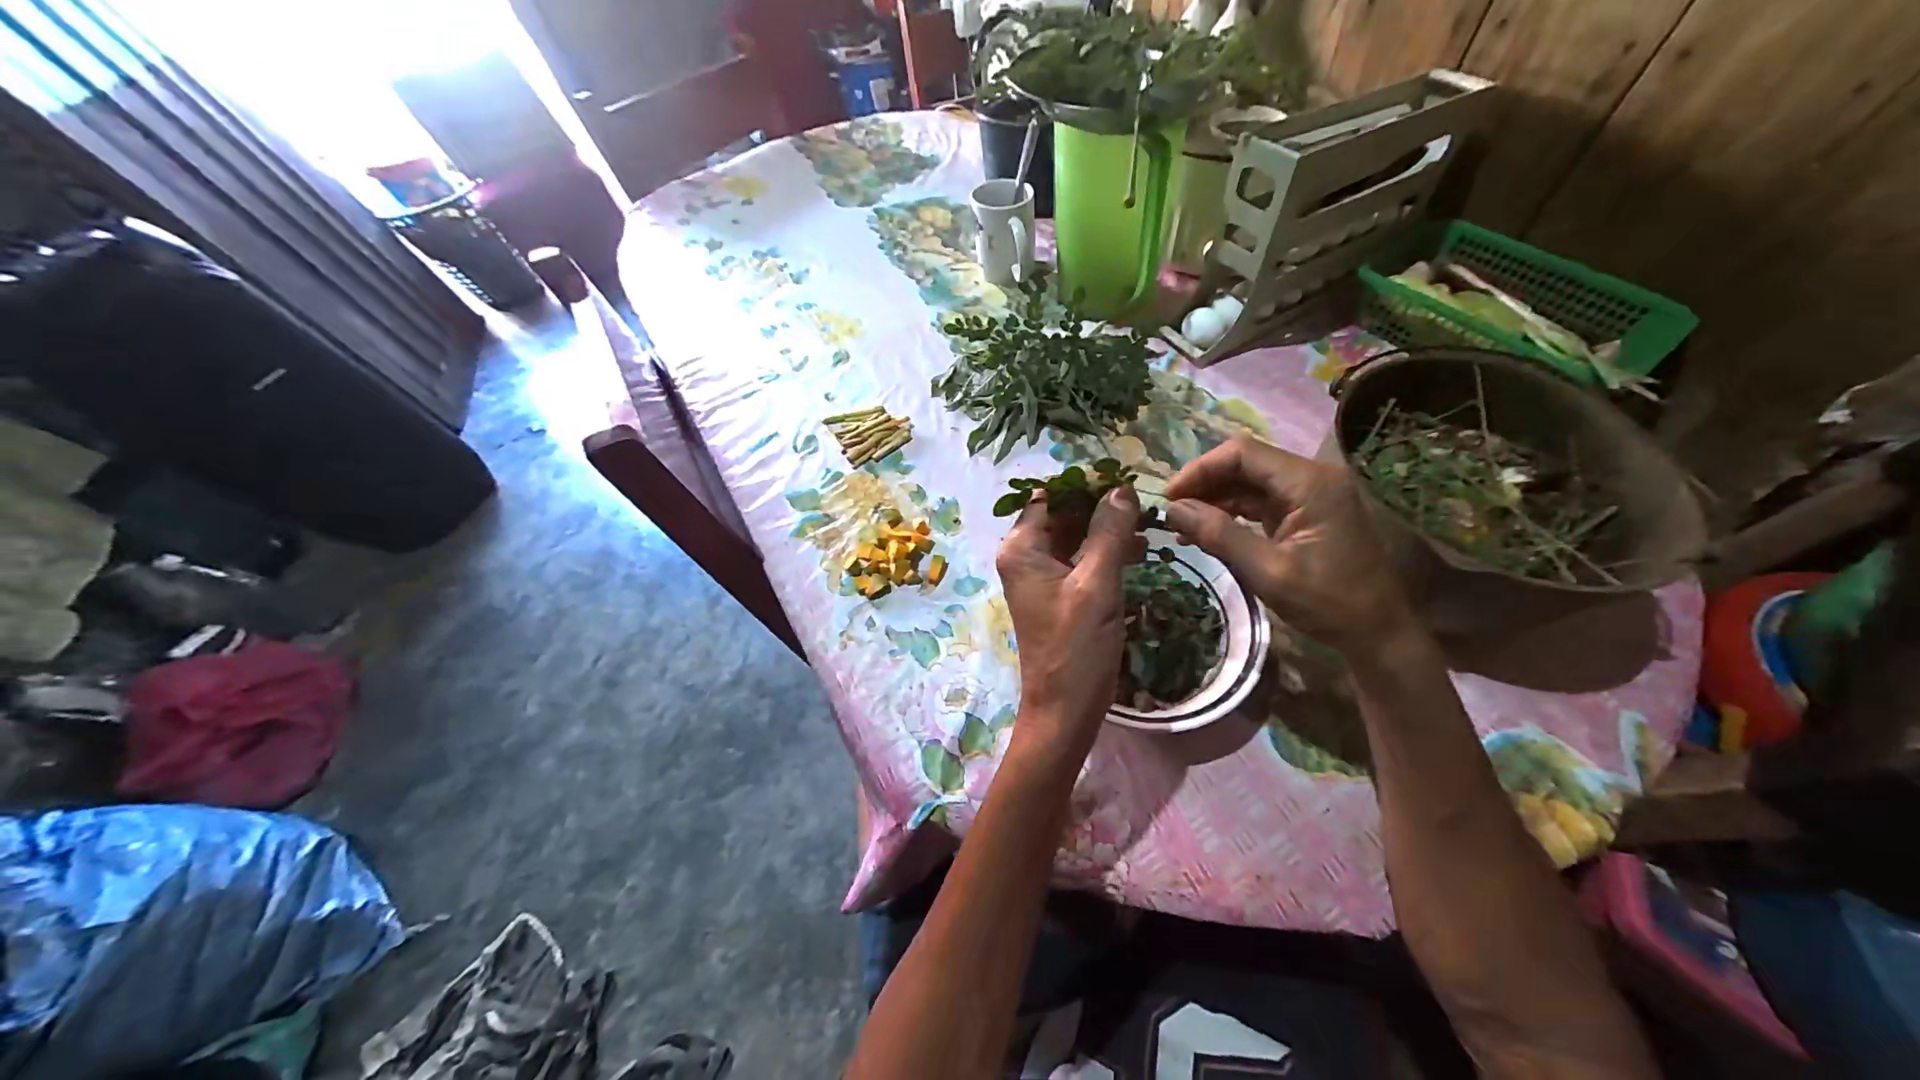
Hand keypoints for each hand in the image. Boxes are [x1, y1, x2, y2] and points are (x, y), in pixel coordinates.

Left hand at [996, 486, 1141, 761]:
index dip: (1085, 484)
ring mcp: (1040, 576)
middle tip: (1146, 501)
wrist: (1064, 709)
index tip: (1125, 480)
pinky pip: (1081, 560)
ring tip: (1150, 527)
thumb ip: (1109, 532)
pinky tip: (1139, 552)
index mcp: (1022, 547)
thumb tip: (1123, 489)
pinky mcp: (1058, 594)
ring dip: (1108, 528)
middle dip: (1101, 505)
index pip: (1051, 495)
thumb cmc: (1076, 647)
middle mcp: (1024, 555)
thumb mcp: (1097, 584)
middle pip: (1063, 513)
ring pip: (1075, 536)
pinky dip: (1106, 552)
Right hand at [1164, 436, 1413, 655]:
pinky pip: (1259, 500)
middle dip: (1204, 484)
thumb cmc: (1328, 602)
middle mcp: (1312, 476)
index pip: (1242, 453)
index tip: (1169, 498)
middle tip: (1170, 512)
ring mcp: (1310, 493)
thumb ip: (1219, 535)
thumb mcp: (1268, 571)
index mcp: (1310, 482)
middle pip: (1245, 463)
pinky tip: (1204, 530)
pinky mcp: (1305, 511)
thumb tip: (1173, 510)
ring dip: (1213, 498)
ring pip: (1248, 481)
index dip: (1200, 470)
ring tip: (1181, 525)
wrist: (1377, 631)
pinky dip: (1230, 512)